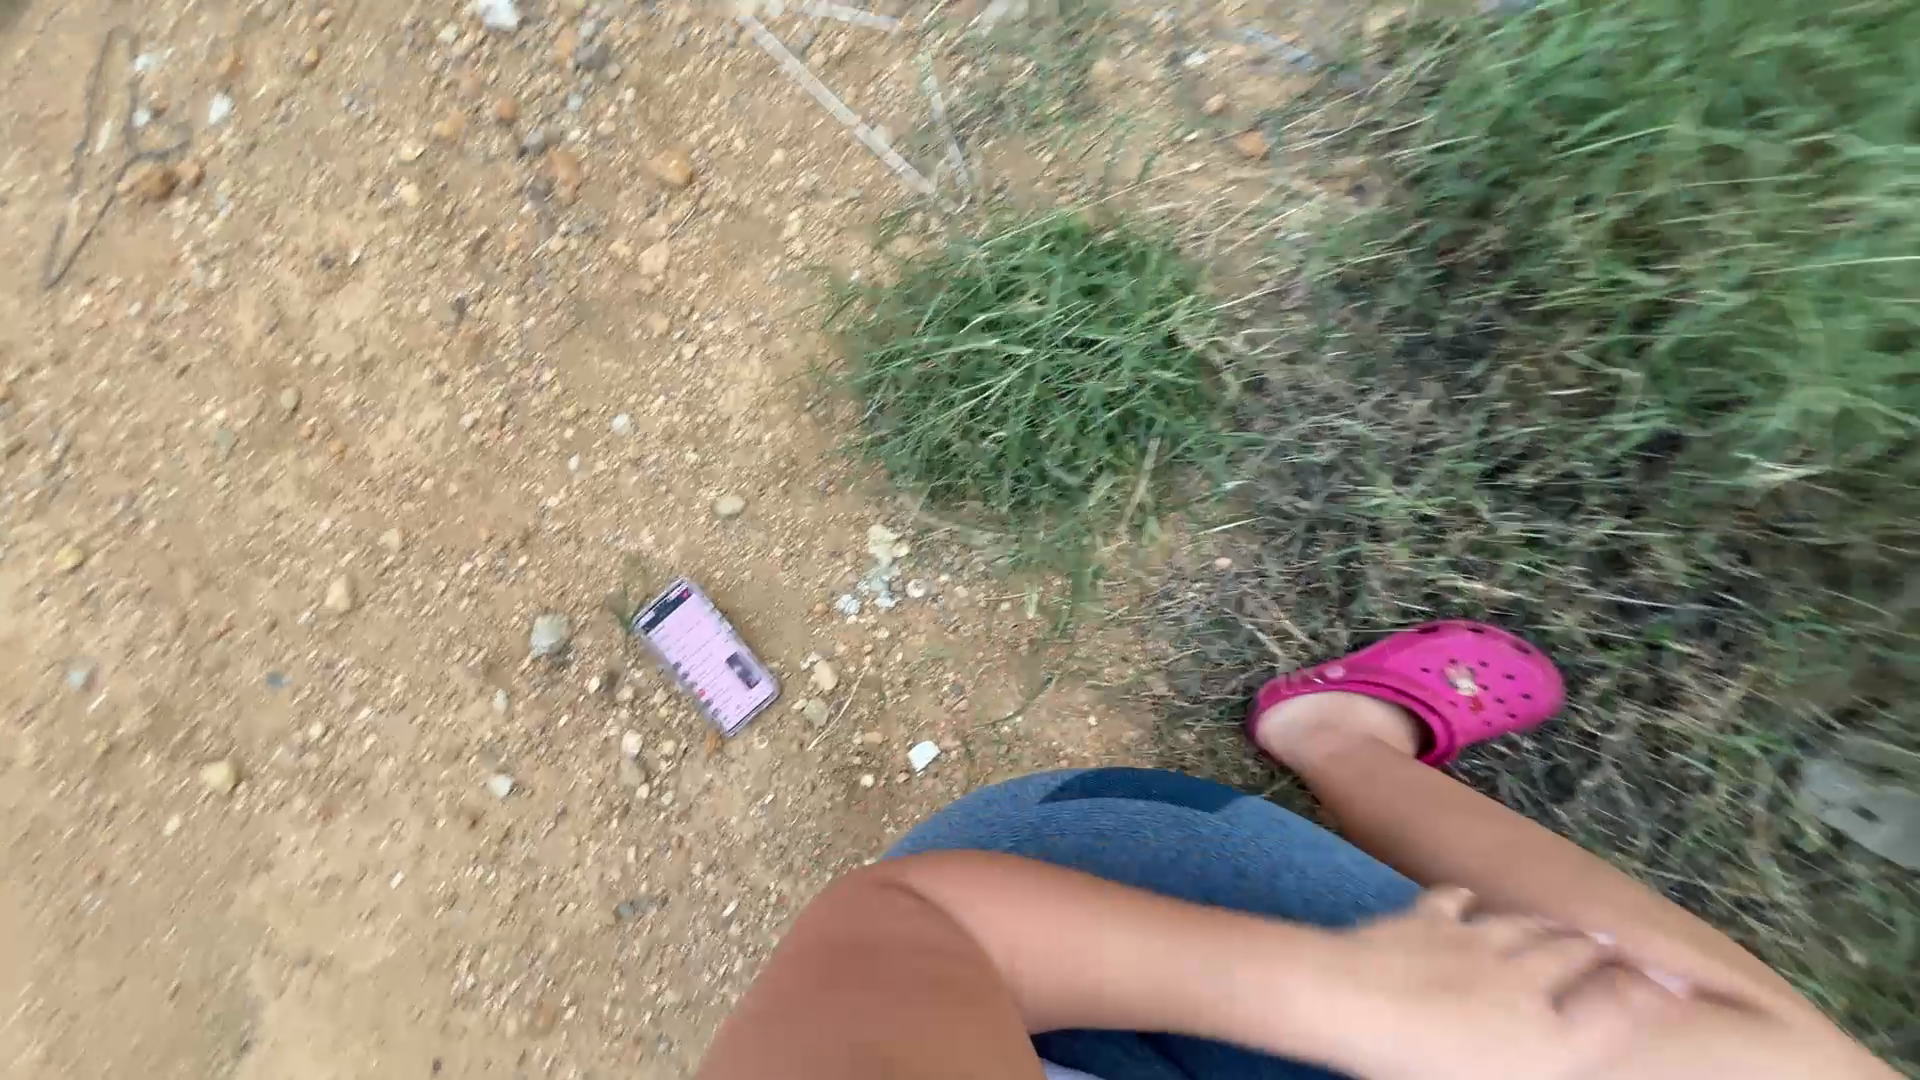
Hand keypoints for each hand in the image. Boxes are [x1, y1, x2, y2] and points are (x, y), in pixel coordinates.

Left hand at [1303, 888, 1681, 1079]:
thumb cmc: (1426, 1070)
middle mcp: (1522, 984)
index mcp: (1550, 1041)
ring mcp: (1472, 943)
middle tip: (1613, 948)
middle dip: (1597, 952)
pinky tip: (1468, 896)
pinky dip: (1464, 899)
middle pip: (1573, 958)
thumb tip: (1550, 1043)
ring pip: (1523, 927)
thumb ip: (1538, 1062)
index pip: (1617, 1013)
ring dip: (1546, 925)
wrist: (1355, 1003)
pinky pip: (1451, 902)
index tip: (1672, 984)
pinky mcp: (1425, 919)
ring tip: (1564, 926)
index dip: (1650, 995)